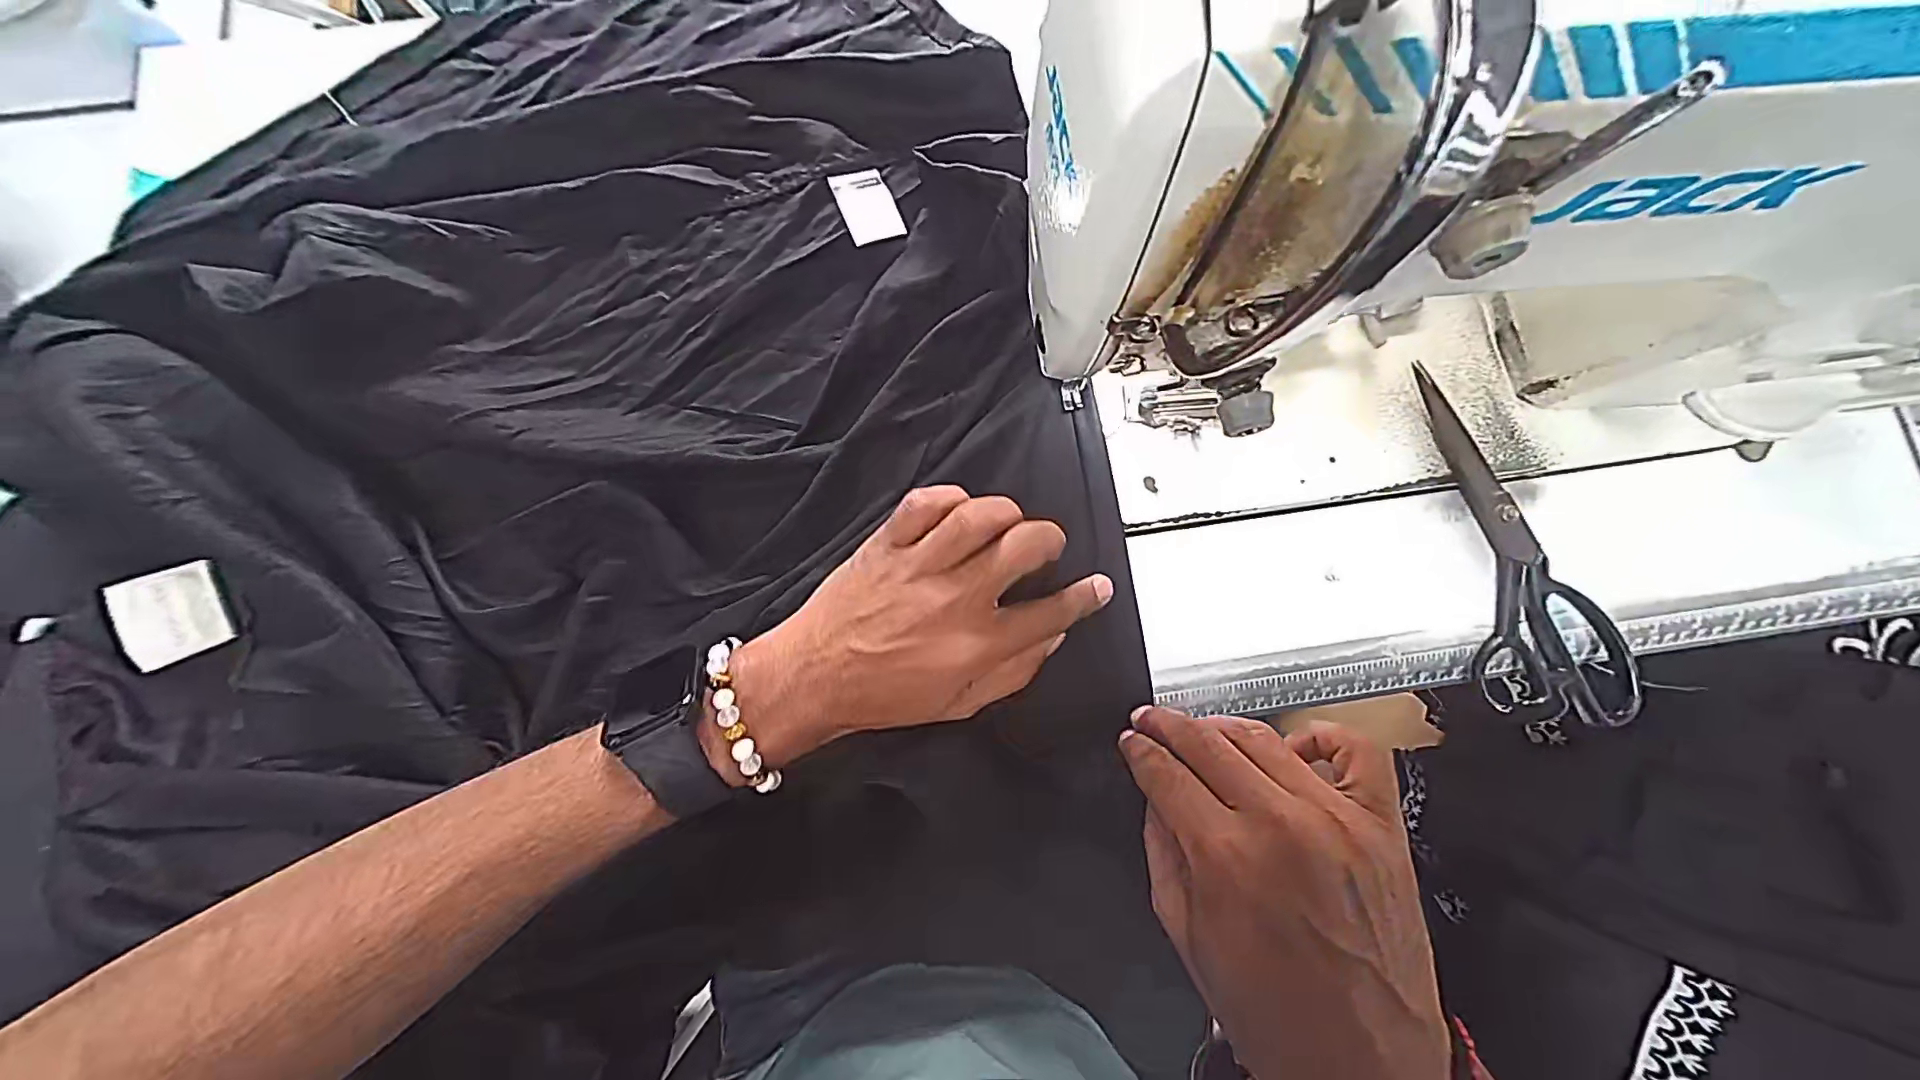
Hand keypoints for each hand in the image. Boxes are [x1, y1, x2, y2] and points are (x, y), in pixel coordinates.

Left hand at [721, 486, 1112, 767]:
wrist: (814, 677)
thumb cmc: (880, 694)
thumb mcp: (958, 704)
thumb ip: (1013, 673)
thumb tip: (1049, 641)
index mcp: (974, 644)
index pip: (1049, 612)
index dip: (1084, 597)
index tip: (1095, 587)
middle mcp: (953, 600)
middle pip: (1024, 548)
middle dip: (1050, 540)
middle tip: (1046, 547)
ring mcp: (919, 567)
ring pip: (980, 517)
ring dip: (1006, 513)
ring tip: (1008, 524)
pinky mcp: (888, 545)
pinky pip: (926, 503)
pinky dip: (950, 497)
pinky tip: (958, 511)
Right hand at [1120, 707, 1446, 1079]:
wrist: (1362, 1064)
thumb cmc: (1275, 1013)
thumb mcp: (1186, 933)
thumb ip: (1162, 851)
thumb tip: (1155, 797)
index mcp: (1225, 856)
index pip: (1165, 771)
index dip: (1139, 750)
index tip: (1132, 742)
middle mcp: (1279, 826)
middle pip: (1205, 741)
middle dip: (1167, 724)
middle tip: (1152, 719)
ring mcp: (1336, 820)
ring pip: (1263, 736)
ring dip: (1221, 724)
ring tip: (1204, 729)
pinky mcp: (1382, 828)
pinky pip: (1355, 750)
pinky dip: (1320, 734)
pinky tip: (1295, 745)